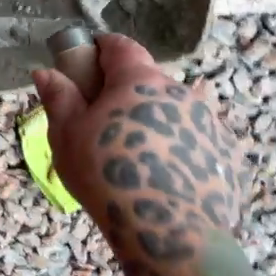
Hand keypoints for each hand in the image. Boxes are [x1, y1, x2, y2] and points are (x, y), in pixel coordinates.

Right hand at [32, 34, 241, 266]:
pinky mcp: (228, 155)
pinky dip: (174, 145)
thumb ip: (59, 98)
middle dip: (123, 91)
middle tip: (96, 120)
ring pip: (174, 111)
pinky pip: (194, 139)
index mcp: (141, 84)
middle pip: (149, 81)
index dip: (101, 46)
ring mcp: (212, 124)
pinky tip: (155, 172)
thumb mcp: (65, 134)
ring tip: (126, 152)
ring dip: (150, 119)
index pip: (123, 48)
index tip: (84, 54)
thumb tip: (47, 71)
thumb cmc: (103, 173)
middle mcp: (184, 94)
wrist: (167, 229)